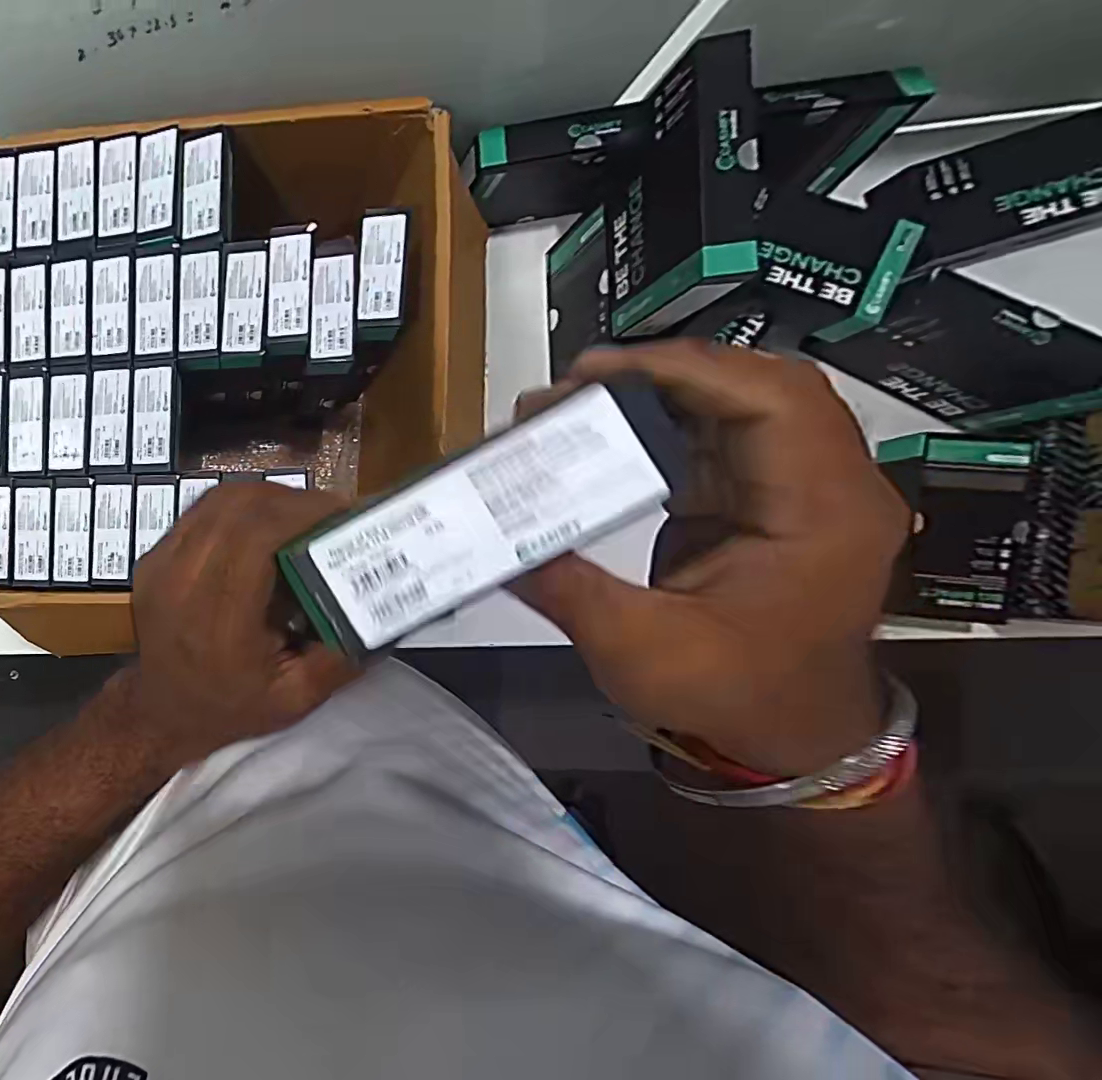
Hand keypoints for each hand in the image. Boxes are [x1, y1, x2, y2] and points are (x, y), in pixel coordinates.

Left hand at [122, 481, 359, 767]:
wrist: (157, 712)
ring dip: (266, 498)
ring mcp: (160, 563)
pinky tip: (263, 525)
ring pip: (217, 500)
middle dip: (292, 500)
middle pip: (238, 507)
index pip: (256, 536)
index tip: (341, 514)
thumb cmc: (227, 707)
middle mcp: (181, 580)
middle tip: (329, 515)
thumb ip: (342, 655)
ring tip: (300, 517)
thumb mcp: (295, 698)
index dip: (302, 512)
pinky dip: (238, 508)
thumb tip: (384, 609)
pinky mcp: (153, 556)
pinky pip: (200, 512)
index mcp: (216, 618)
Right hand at [509, 342, 910, 776]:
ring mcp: (785, 495)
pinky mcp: (749, 507)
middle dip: (660, 374)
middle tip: (573, 384)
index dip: (686, 369)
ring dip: (650, 398)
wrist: (781, 738)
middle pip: (753, 389)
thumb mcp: (638, 647)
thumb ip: (567, 588)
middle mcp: (816, 488)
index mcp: (819, 512)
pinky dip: (649, 430)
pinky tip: (598, 437)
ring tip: (572, 405)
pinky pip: (705, 444)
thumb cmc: (732, 696)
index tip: (596, 372)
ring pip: (728, 410)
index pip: (773, 401)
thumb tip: (495, 544)